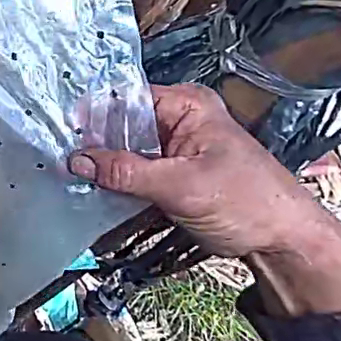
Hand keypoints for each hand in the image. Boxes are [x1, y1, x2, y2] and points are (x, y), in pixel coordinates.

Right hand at [67, 84, 340, 315]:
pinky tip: (91, 187)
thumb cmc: (246, 202)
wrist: (283, 242)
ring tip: (67, 171)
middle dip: (93, 140)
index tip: (61, 130)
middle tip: (57, 154)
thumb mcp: (181, 184)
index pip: (127, 98)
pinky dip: (115, 180)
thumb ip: (126, 171)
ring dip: (102, 163)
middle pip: (122, 123)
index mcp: (186, 106)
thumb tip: (77, 159)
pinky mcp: (170, 173)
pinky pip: (133, 170)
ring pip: (125, 149)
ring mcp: (173, 148)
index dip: (94, 113)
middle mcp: (177, 120)